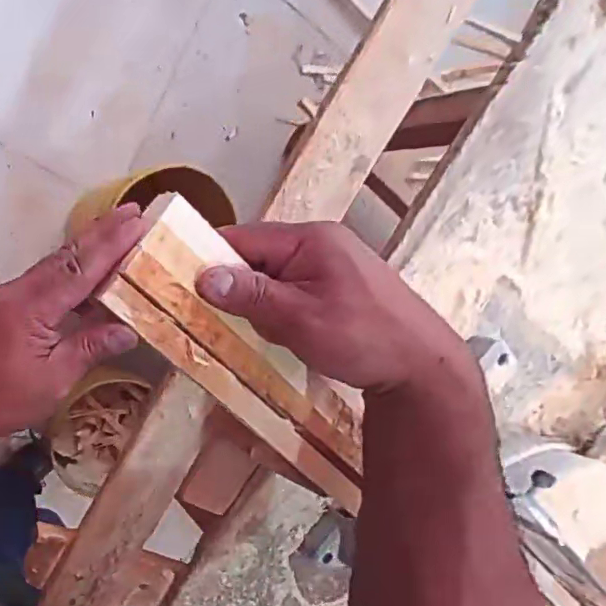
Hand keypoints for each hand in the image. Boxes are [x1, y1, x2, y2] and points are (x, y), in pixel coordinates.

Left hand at [0, 204, 146, 439]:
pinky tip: (91, 262)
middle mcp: (16, 293)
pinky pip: (45, 277)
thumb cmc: (8, 400)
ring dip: (87, 246)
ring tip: (120, 227)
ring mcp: (9, 295)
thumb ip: (90, 349)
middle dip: (101, 233)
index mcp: (28, 310)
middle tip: (134, 211)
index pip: (77, 271)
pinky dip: (72, 267)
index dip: (109, 246)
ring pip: (54, 264)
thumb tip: (128, 330)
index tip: (136, 223)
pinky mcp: (8, 303)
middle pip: (65, 257)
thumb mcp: (55, 380)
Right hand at [195, 221, 479, 401]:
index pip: (242, 239)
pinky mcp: (335, 287)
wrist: (422, 366)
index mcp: (310, 240)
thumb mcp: (298, 318)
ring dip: (259, 305)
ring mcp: (329, 265)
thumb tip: (204, 276)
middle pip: (254, 257)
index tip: (183, 284)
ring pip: (270, 278)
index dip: (210, 259)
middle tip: (227, 319)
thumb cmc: (363, 337)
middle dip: (237, 289)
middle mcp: (319, 244)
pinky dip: (278, 312)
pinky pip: (289, 292)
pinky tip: (287, 335)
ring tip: (270, 332)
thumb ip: (251, 295)